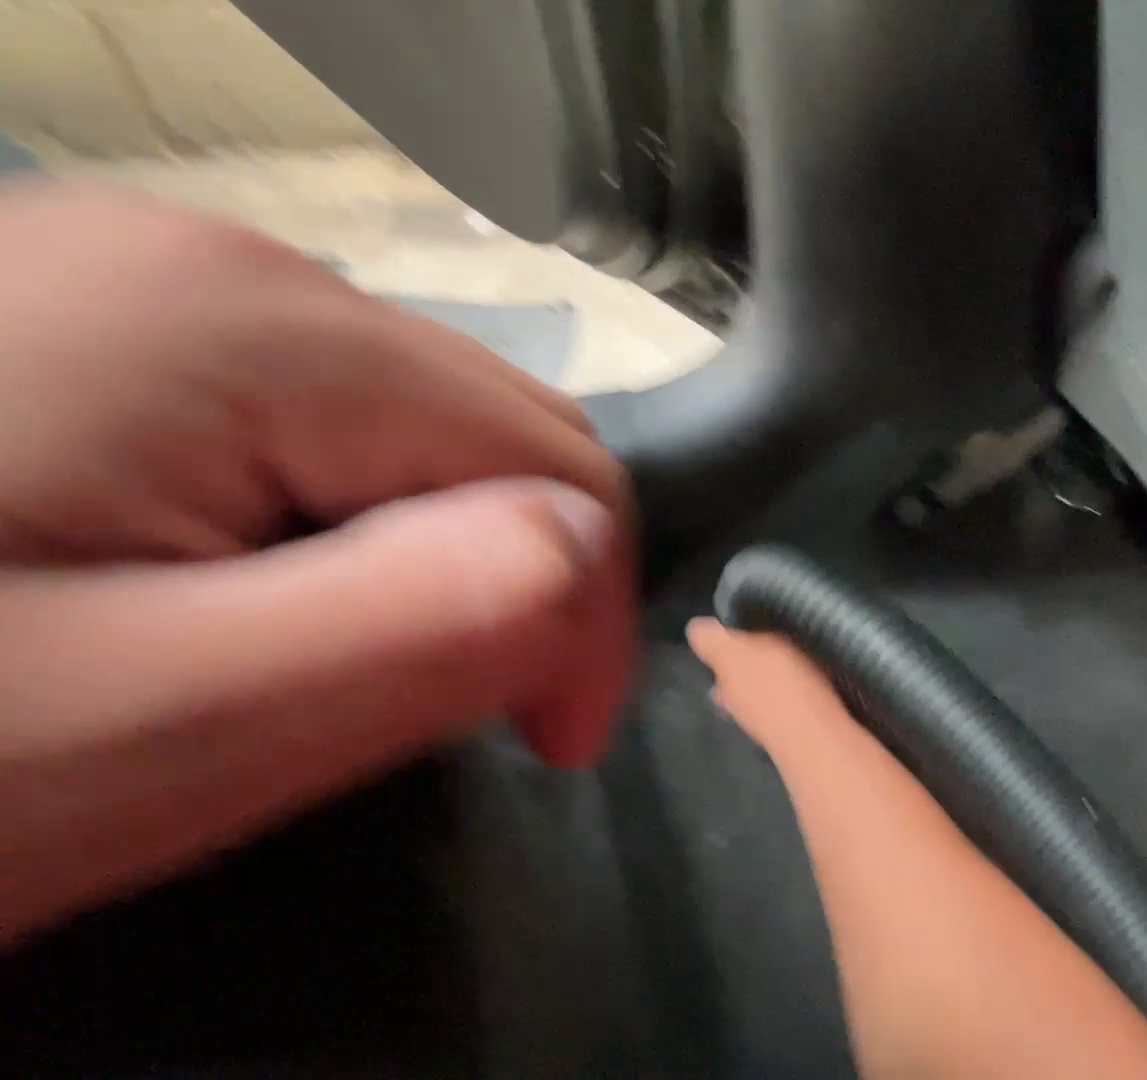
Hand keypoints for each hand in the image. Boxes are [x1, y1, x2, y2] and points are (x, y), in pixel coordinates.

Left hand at [0, 179, 634, 943]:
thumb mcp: (154, 722)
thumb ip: (429, 616)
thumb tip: (588, 559)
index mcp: (269, 328)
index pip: (568, 466)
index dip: (590, 610)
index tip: (550, 741)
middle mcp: (238, 266)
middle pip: (507, 435)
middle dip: (519, 578)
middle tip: (448, 710)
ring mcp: (164, 288)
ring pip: (430, 438)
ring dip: (435, 558)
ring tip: (334, 662)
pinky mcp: (116, 337)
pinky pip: (334, 436)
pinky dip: (356, 527)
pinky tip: (263, 596)